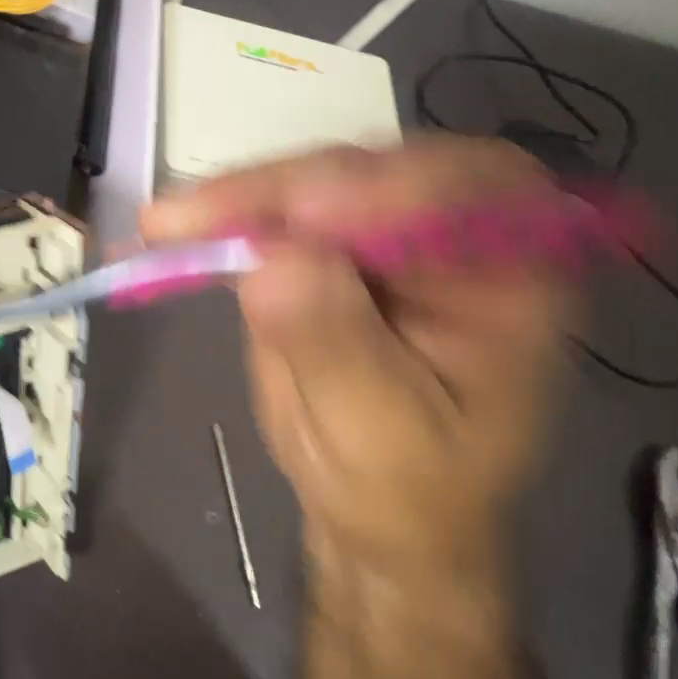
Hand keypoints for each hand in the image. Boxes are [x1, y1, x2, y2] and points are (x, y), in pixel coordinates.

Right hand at [141, 137, 569, 563]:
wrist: (374, 510)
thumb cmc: (404, 484)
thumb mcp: (380, 432)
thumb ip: (336, 345)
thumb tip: (271, 261)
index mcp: (511, 275)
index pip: (476, 193)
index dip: (397, 187)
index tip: (308, 213)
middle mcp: (450, 234)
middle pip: (378, 169)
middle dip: (290, 187)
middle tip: (205, 215)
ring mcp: (377, 233)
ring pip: (310, 179)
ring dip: (238, 197)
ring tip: (166, 224)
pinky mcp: (315, 243)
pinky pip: (267, 211)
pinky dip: (214, 217)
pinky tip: (165, 229)